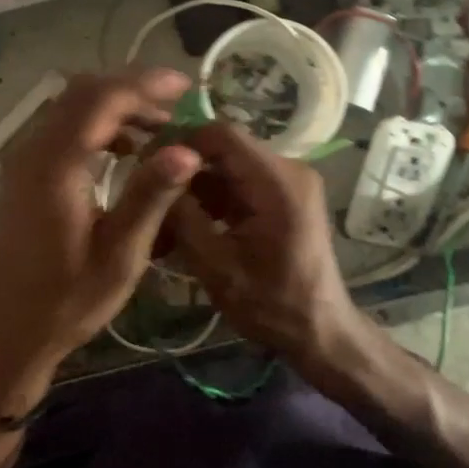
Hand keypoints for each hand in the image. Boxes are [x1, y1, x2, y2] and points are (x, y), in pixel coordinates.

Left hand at [0, 70, 201, 397]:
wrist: (11, 332)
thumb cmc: (68, 300)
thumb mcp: (120, 254)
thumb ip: (150, 196)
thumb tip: (188, 149)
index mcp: (55, 166)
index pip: (100, 99)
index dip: (144, 85)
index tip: (185, 85)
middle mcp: (31, 150)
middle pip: (81, 93)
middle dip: (131, 88)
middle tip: (177, 102)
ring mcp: (22, 159)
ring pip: (69, 106)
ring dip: (114, 105)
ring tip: (160, 124)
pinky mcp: (23, 172)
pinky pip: (61, 128)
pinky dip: (95, 124)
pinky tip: (126, 148)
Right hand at [165, 124, 369, 374]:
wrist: (321, 334)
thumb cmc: (271, 304)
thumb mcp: (216, 265)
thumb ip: (184, 215)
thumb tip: (153, 174)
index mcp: (278, 182)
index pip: (221, 134)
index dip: (180, 142)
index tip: (147, 165)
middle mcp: (289, 169)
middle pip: (223, 148)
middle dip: (185, 169)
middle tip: (151, 195)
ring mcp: (288, 181)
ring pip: (227, 165)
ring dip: (196, 187)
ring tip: (166, 217)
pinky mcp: (284, 195)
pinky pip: (239, 182)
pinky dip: (213, 199)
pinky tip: (190, 225)